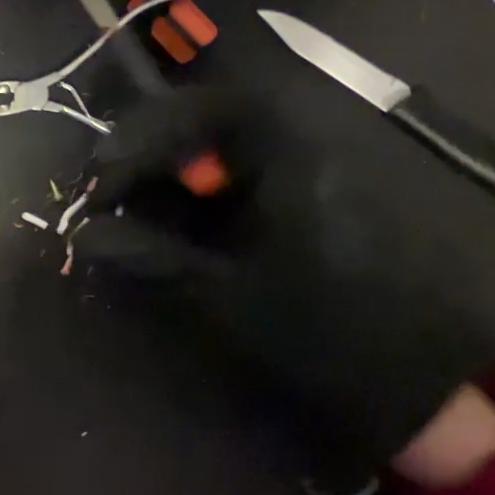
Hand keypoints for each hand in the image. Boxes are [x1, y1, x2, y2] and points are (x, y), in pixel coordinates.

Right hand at [71, 88, 494, 474]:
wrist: (410, 382)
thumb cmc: (315, 334)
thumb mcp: (222, 297)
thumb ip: (150, 256)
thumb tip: (83, 234)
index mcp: (289, 164)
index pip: (208, 112)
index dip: (144, 135)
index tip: (100, 179)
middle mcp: (305, 158)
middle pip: (214, 130)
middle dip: (150, 158)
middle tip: (104, 199)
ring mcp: (314, 188)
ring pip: (226, 162)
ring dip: (171, 183)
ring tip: (129, 221)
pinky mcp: (316, 217)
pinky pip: (245, 192)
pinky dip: (200, 208)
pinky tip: (175, 241)